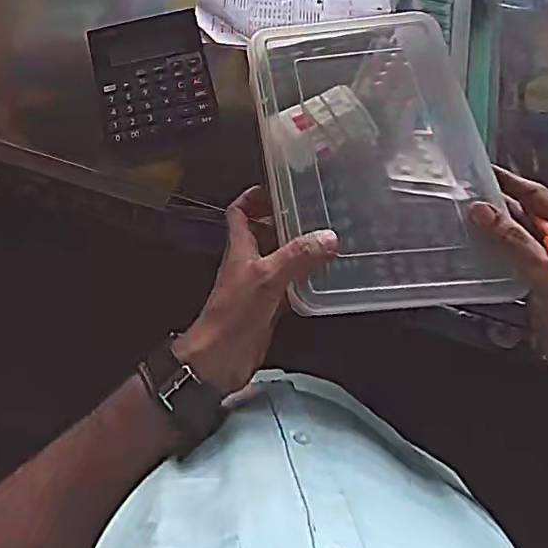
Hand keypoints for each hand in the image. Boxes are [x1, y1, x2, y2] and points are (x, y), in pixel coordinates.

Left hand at [174, 186, 338, 395]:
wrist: (219, 359)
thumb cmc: (234, 313)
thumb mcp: (267, 278)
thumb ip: (297, 256)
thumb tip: (328, 236)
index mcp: (239, 247)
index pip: (239, 212)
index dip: (254, 197)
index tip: (277, 187)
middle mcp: (247, 262)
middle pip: (262, 232)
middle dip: (283, 220)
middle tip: (311, 212)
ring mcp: (256, 284)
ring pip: (276, 257)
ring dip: (295, 248)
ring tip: (322, 239)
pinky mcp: (266, 306)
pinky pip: (286, 284)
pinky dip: (301, 278)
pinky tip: (321, 277)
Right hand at [469, 166, 547, 403]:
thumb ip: (517, 244)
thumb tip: (484, 210)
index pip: (542, 199)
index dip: (512, 183)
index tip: (482, 171)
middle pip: (529, 219)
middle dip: (498, 208)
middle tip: (463, 195)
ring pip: (520, 242)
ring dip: (495, 233)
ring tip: (463, 221)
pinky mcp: (546, 292)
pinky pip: (517, 266)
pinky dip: (497, 258)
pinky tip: (477, 255)